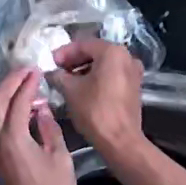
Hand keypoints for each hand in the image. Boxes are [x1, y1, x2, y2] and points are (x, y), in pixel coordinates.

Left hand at [0, 67, 75, 184]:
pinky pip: (1, 132)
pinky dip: (12, 117)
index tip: (37, 70)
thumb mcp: (59, 158)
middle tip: (27, 71)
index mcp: (12, 138)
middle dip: (11, 84)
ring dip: (11, 100)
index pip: (18, 101)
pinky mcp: (0, 164)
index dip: (27, 83)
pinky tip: (28, 116)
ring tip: (30, 90)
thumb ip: (49, 129)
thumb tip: (43, 112)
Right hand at [52, 38, 145, 157]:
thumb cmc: (95, 111)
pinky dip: (97, 79)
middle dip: (75, 61)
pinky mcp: (134, 88)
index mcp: (113, 52)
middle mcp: (127, 57)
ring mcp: (133, 73)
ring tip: (67, 81)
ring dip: (85, 71)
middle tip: (58, 70)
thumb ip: (59, 76)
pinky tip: (83, 89)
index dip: (64, 52)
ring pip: (104, 66)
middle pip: (96, 53)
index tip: (51, 62)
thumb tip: (52, 73)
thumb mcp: (71, 91)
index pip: (83, 44)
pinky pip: (112, 76)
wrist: (120, 140)